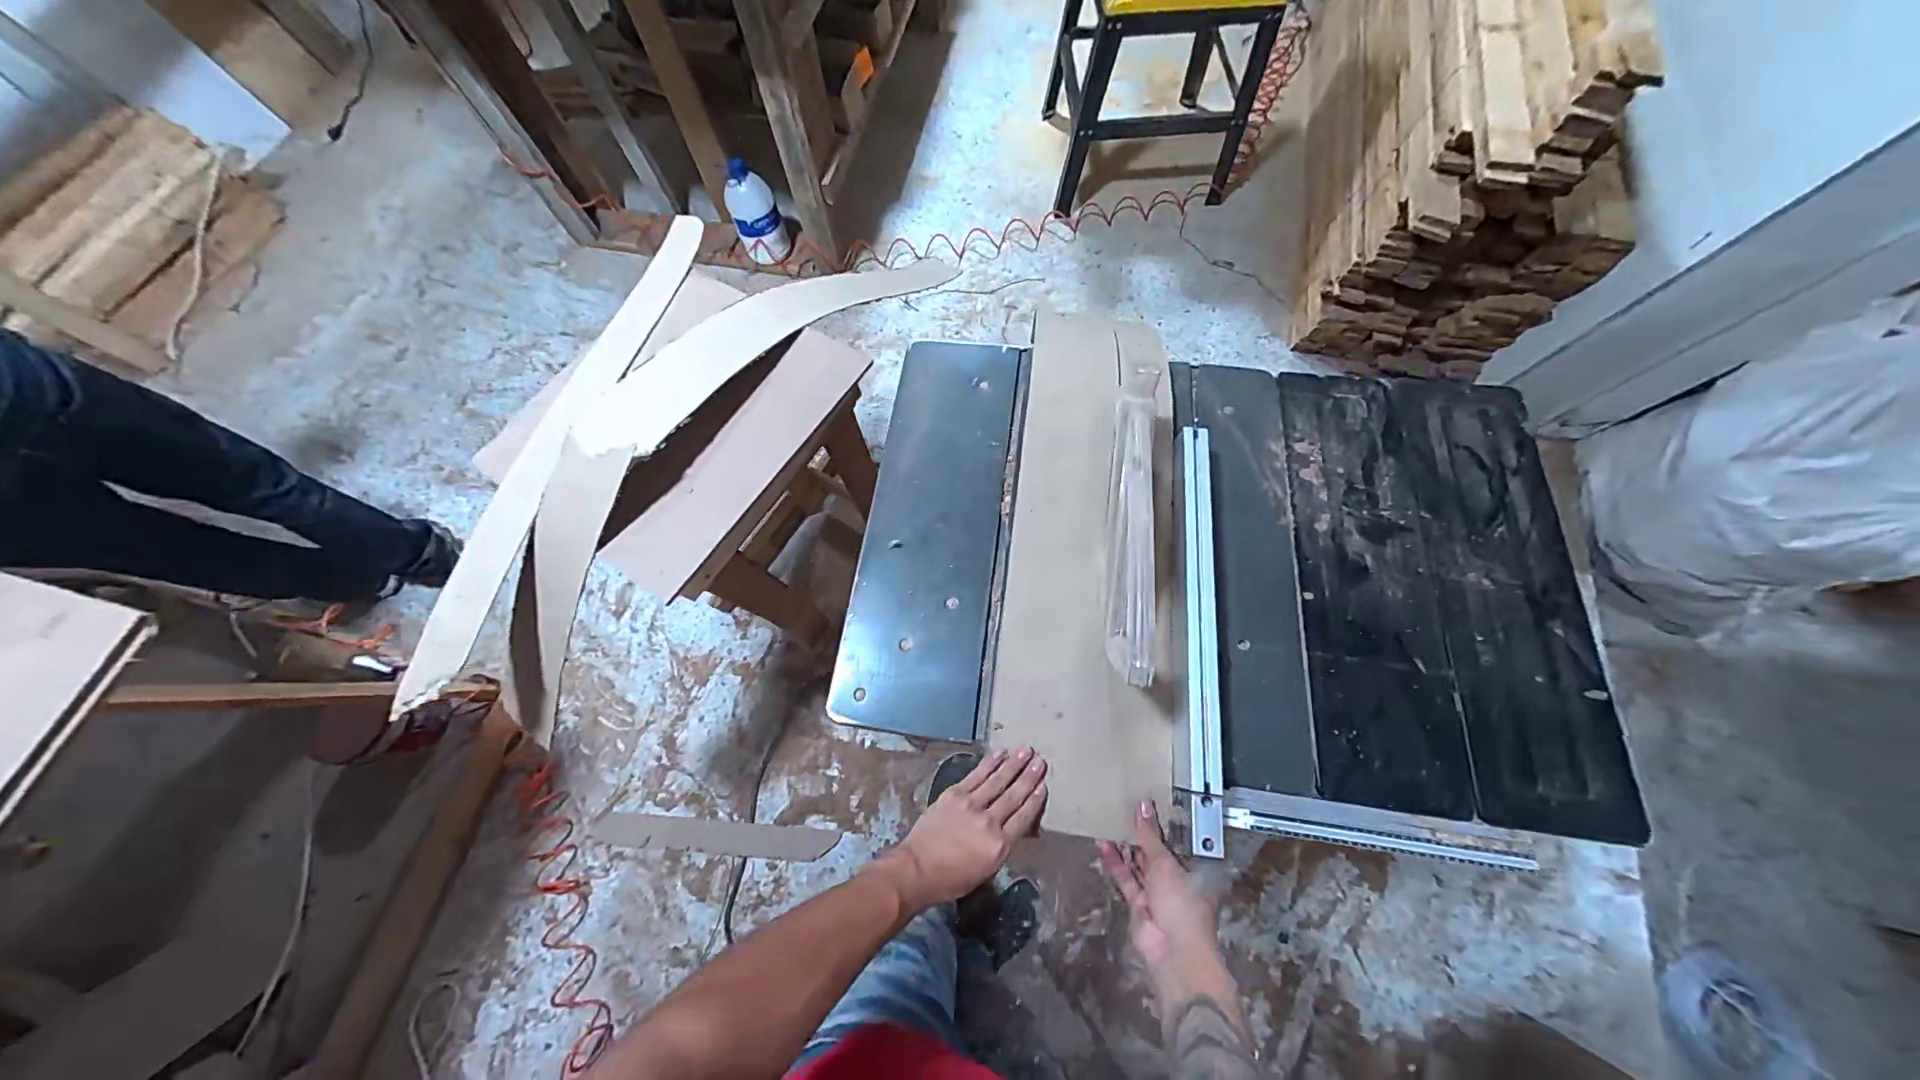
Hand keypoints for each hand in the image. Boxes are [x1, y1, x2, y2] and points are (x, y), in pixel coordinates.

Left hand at [869, 747, 1048, 912]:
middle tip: (1040, 761)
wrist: (916, 869)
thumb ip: (1001, 847)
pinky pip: (977, 775)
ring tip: (1026, 752)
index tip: (1044, 785)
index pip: (1023, 818)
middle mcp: (989, 822)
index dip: (1035, 800)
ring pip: (997, 780)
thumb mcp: (986, 871)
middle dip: (1029, 777)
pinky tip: (1000, 754)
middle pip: (1014, 795)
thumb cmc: (951, 879)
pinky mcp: (954, 794)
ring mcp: (971, 805)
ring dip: (1013, 765)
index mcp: (1000, 845)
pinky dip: (989, 763)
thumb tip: (1011, 829)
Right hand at [1098, 800, 1231, 1001]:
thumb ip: (1150, 836)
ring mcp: (1156, 895)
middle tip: (1122, 812)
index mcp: (1192, 871)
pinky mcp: (1138, 906)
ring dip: (1124, 849)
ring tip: (1108, 826)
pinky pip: (1126, 881)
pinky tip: (1104, 848)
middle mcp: (1175, 883)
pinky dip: (1115, 865)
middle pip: (1154, 855)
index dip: (1159, 827)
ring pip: (1138, 867)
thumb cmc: (1181, 904)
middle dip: (1139, 837)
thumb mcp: (1166, 863)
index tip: (1143, 807)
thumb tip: (1143, 805)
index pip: (1173, 844)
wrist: (1174, 951)